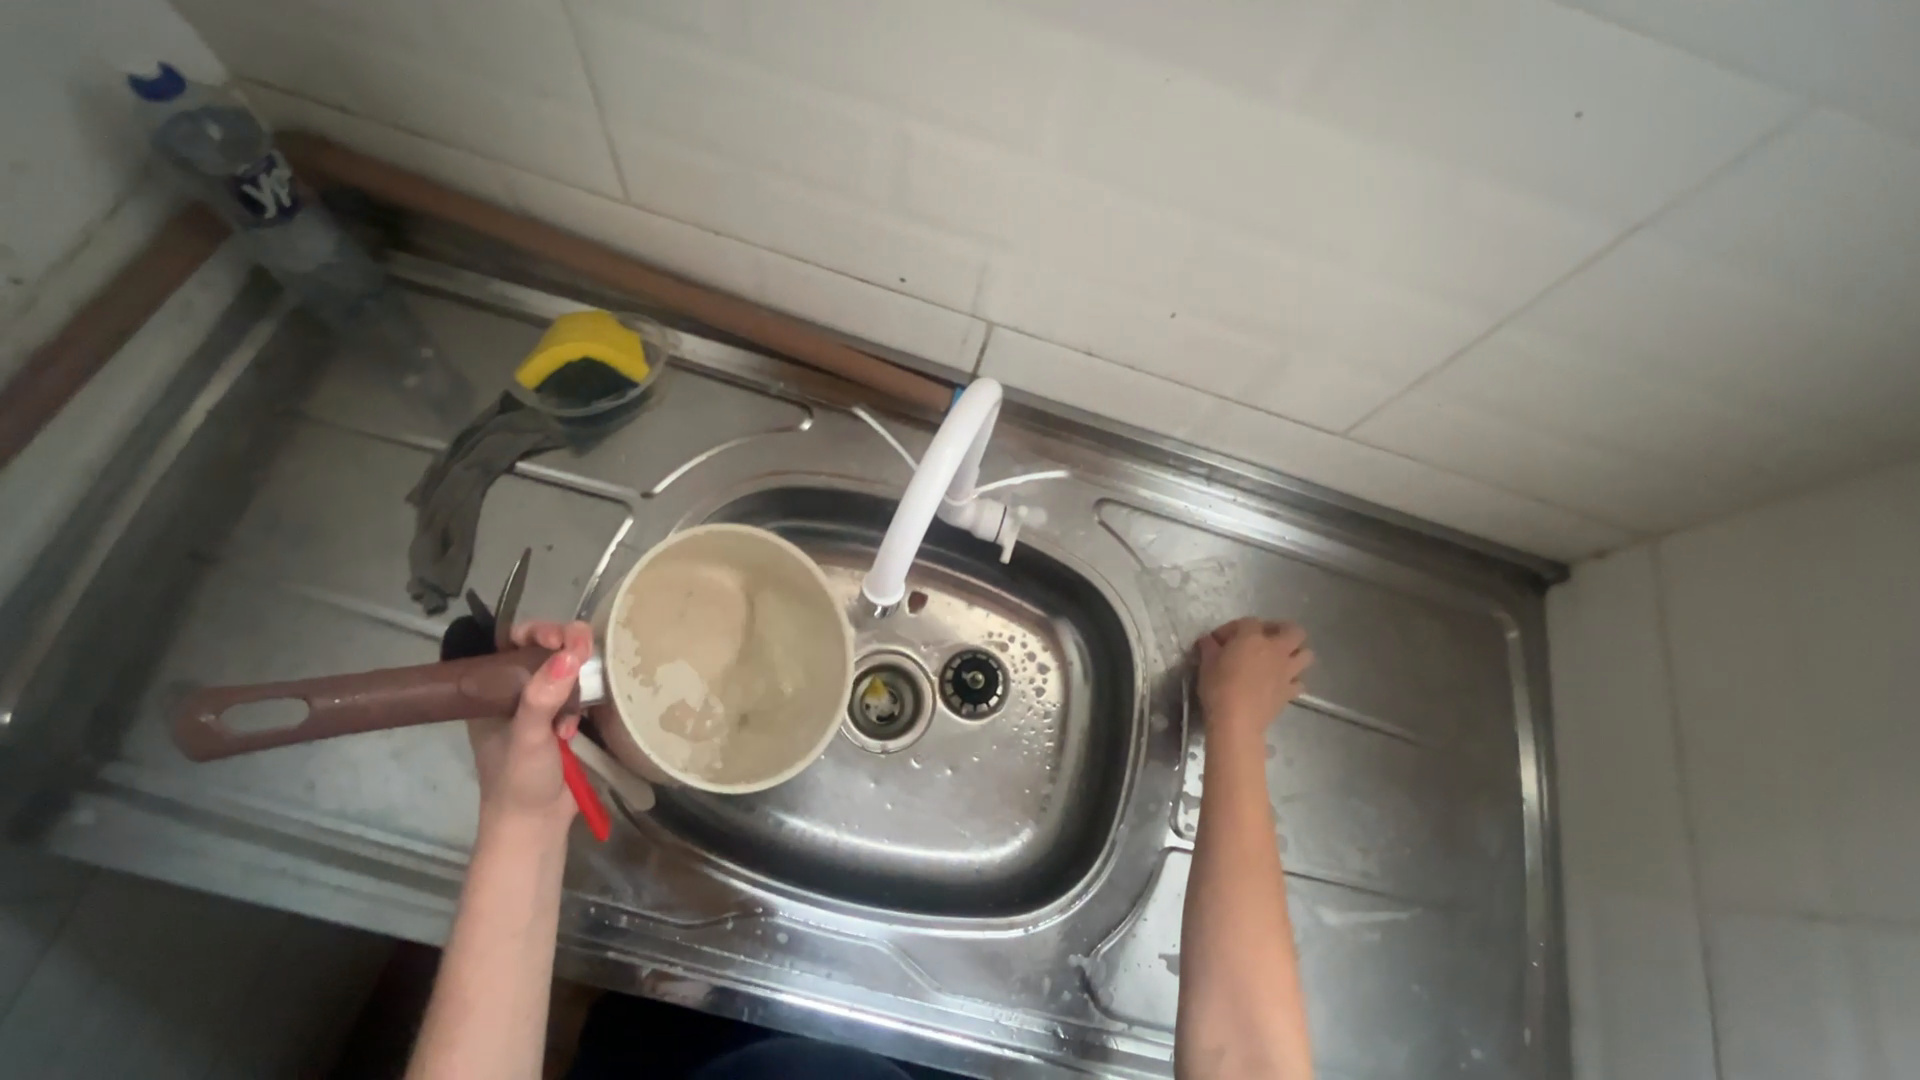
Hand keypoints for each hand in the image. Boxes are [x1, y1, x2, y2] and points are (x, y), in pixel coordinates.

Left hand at [466, 620, 592, 830]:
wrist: (535, 826)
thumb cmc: (518, 781)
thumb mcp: (527, 737)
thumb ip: (543, 696)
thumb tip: (570, 654)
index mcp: (491, 692)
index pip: (511, 643)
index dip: (537, 631)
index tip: (563, 637)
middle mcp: (515, 694)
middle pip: (543, 651)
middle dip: (566, 647)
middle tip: (587, 650)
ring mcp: (542, 708)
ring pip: (565, 670)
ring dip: (579, 675)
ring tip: (589, 685)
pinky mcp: (566, 722)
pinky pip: (580, 693)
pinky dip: (588, 696)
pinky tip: (588, 711)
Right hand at [1196, 617, 1313, 738]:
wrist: (1237, 721)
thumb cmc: (1219, 688)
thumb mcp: (1206, 664)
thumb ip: (1209, 647)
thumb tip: (1208, 640)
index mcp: (1252, 638)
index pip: (1247, 622)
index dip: (1232, 628)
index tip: (1219, 640)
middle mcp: (1276, 650)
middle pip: (1293, 630)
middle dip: (1282, 630)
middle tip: (1265, 638)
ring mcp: (1287, 671)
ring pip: (1306, 654)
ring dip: (1295, 653)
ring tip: (1279, 659)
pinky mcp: (1290, 692)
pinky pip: (1299, 682)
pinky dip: (1292, 680)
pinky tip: (1280, 684)